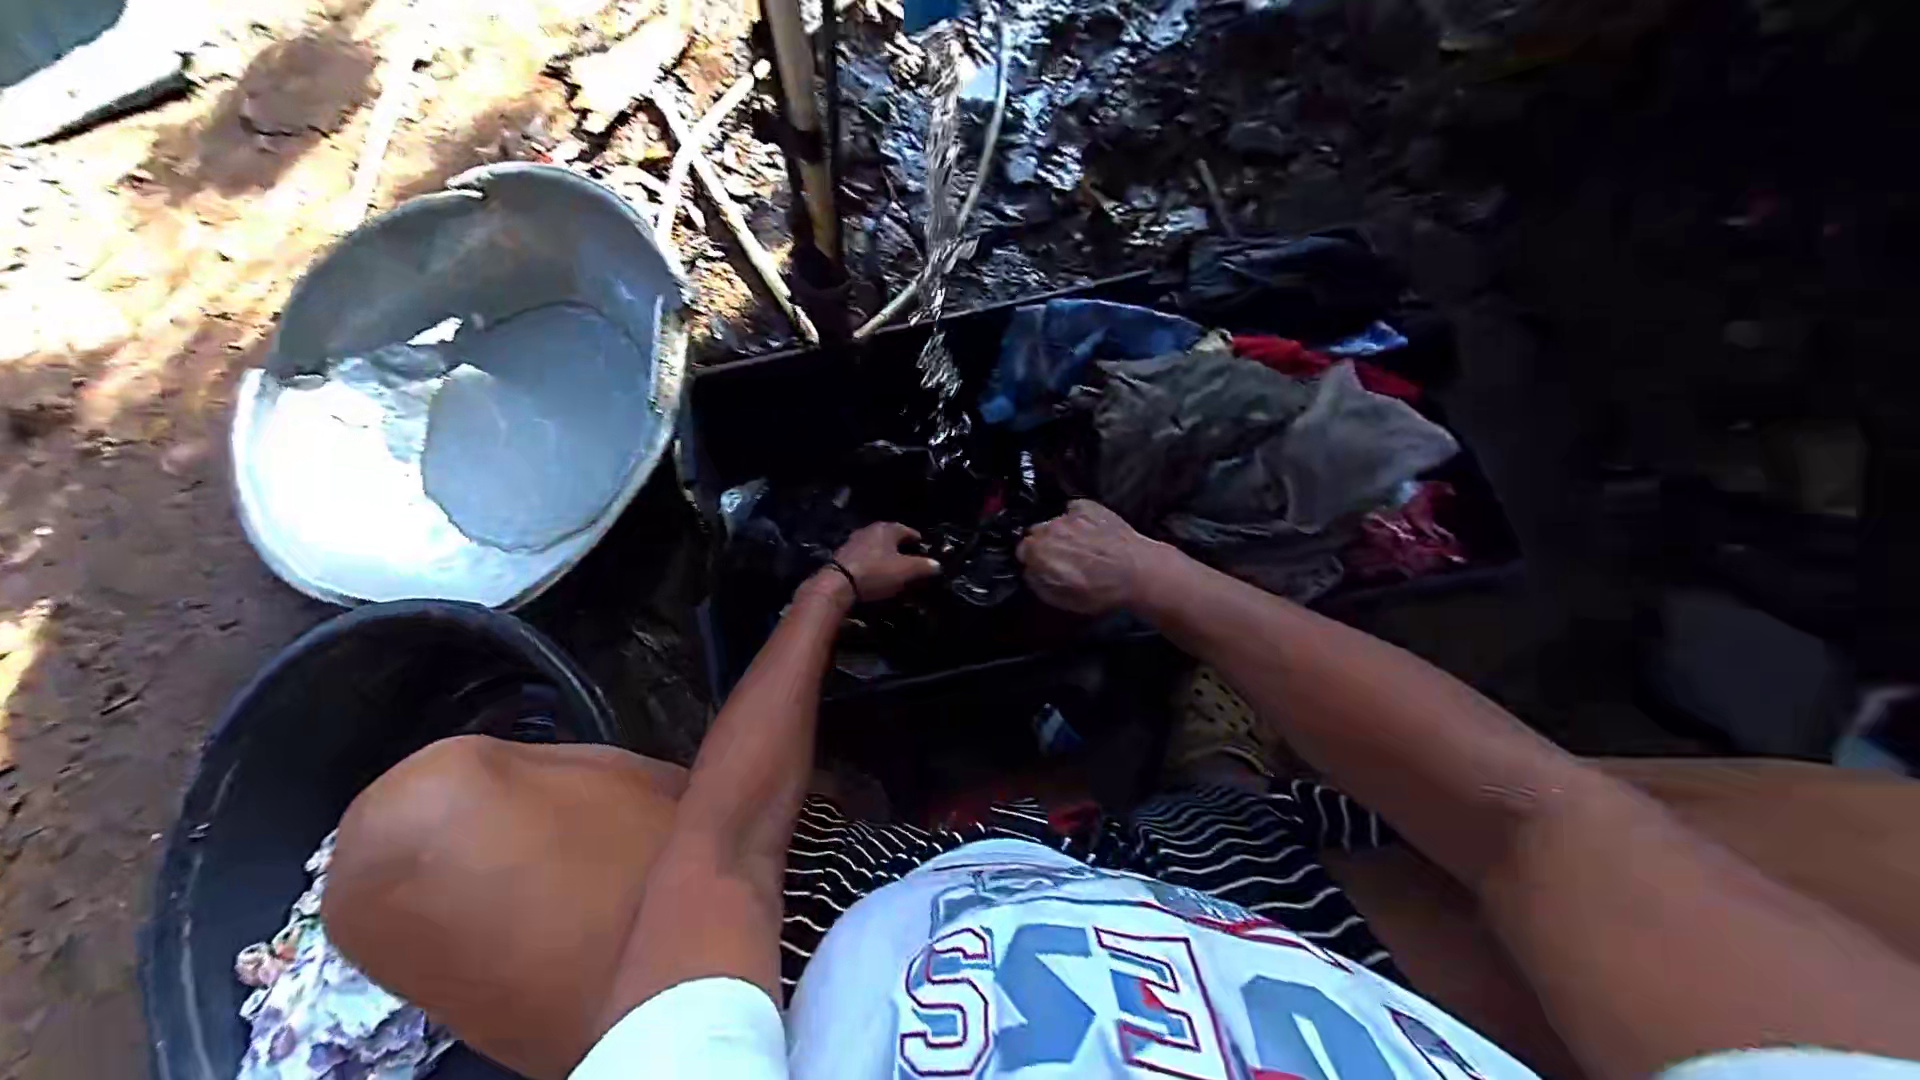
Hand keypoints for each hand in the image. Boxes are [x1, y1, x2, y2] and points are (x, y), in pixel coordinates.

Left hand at [818, 521, 942, 602]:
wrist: (837, 583)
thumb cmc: (876, 572)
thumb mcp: (905, 571)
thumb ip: (924, 566)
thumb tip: (937, 565)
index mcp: (887, 529)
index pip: (908, 531)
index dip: (917, 540)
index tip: (924, 549)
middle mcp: (870, 530)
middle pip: (890, 537)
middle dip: (901, 548)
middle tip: (911, 559)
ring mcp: (854, 541)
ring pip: (876, 547)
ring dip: (885, 556)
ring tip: (893, 568)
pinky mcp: (843, 556)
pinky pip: (864, 557)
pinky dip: (872, 563)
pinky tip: (875, 574)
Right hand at [1017, 500, 1161, 613]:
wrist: (1137, 571)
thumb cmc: (1099, 591)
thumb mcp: (1061, 600)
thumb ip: (1037, 583)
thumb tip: (1030, 571)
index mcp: (1038, 552)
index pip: (1022, 551)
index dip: (1032, 560)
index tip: (1043, 567)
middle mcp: (1049, 529)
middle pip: (1036, 533)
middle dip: (1045, 544)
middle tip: (1063, 557)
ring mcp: (1068, 515)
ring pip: (1055, 521)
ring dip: (1062, 531)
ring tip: (1081, 544)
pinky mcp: (1088, 505)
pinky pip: (1074, 510)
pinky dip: (1078, 518)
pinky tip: (1092, 530)